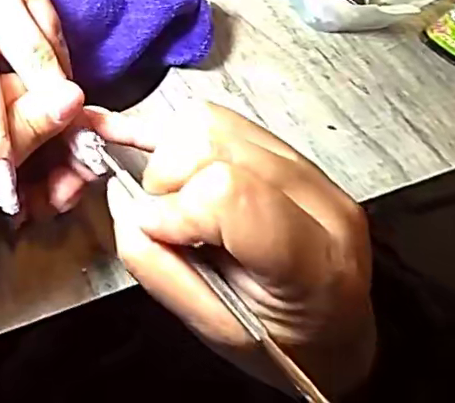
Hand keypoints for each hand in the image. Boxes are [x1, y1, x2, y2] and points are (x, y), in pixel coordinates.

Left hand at [0, 74, 83, 244]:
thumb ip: (24, 128)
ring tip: (41, 208)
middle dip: (69, 161)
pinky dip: (42, 182)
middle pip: (56, 117)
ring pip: (49, 141)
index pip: (54, 92)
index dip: (78, 133)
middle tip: (59, 200)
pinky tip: (30, 206)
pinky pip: (34, 156)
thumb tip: (72, 91)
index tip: (84, 172)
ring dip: (57, 177)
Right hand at [87, 104, 376, 395]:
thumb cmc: (282, 339)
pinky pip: (212, 115)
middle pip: (210, 146)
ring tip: (176, 192)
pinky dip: (171, 131)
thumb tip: (126, 204)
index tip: (156, 228)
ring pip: (206, 122)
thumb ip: (157, 265)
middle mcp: (318, 204)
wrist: (328, 330)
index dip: (174, 206)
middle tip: (165, 214)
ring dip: (170, 153)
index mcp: (313, 263)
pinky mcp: (280, 147)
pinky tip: (148, 145)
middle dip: (165, 176)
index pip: (229, 194)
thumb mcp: (217, 330)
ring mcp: (303, 168)